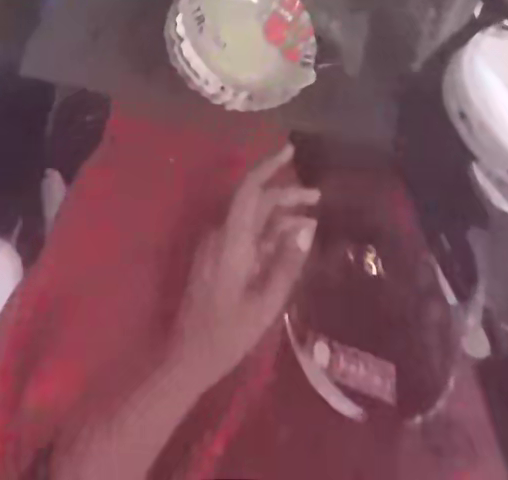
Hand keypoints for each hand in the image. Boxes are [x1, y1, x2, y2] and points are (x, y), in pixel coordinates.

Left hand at [167, 144, 318, 388]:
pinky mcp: (219, 257)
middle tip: (319, 198)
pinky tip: (292, 239)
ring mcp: (218, 245)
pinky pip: (247, 235)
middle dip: (286, 195)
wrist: (188, 355)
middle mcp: (222, 234)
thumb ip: (286, 263)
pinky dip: (269, 233)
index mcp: (231, 240)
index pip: (249, 190)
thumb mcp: (265, 303)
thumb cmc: (228, 333)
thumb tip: (305, 227)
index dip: (268, 166)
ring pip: (253, 219)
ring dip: (281, 215)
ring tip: (313, 219)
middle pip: (256, 203)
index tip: (290, 151)